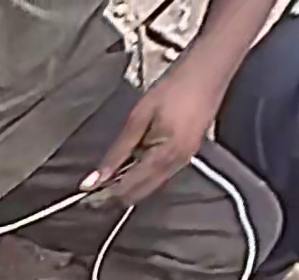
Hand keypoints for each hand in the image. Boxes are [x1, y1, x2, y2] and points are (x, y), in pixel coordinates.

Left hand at [86, 61, 229, 205]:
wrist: (214, 63)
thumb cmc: (175, 86)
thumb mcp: (138, 118)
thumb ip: (115, 154)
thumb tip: (91, 182)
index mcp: (165, 156)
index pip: (127, 189)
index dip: (104, 196)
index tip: (84, 195)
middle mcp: (176, 164)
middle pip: (137, 195)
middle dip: (113, 196)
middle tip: (92, 189)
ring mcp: (184, 160)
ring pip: (147, 188)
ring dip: (126, 187)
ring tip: (106, 179)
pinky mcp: (186, 154)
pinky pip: (157, 177)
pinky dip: (139, 178)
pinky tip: (127, 168)